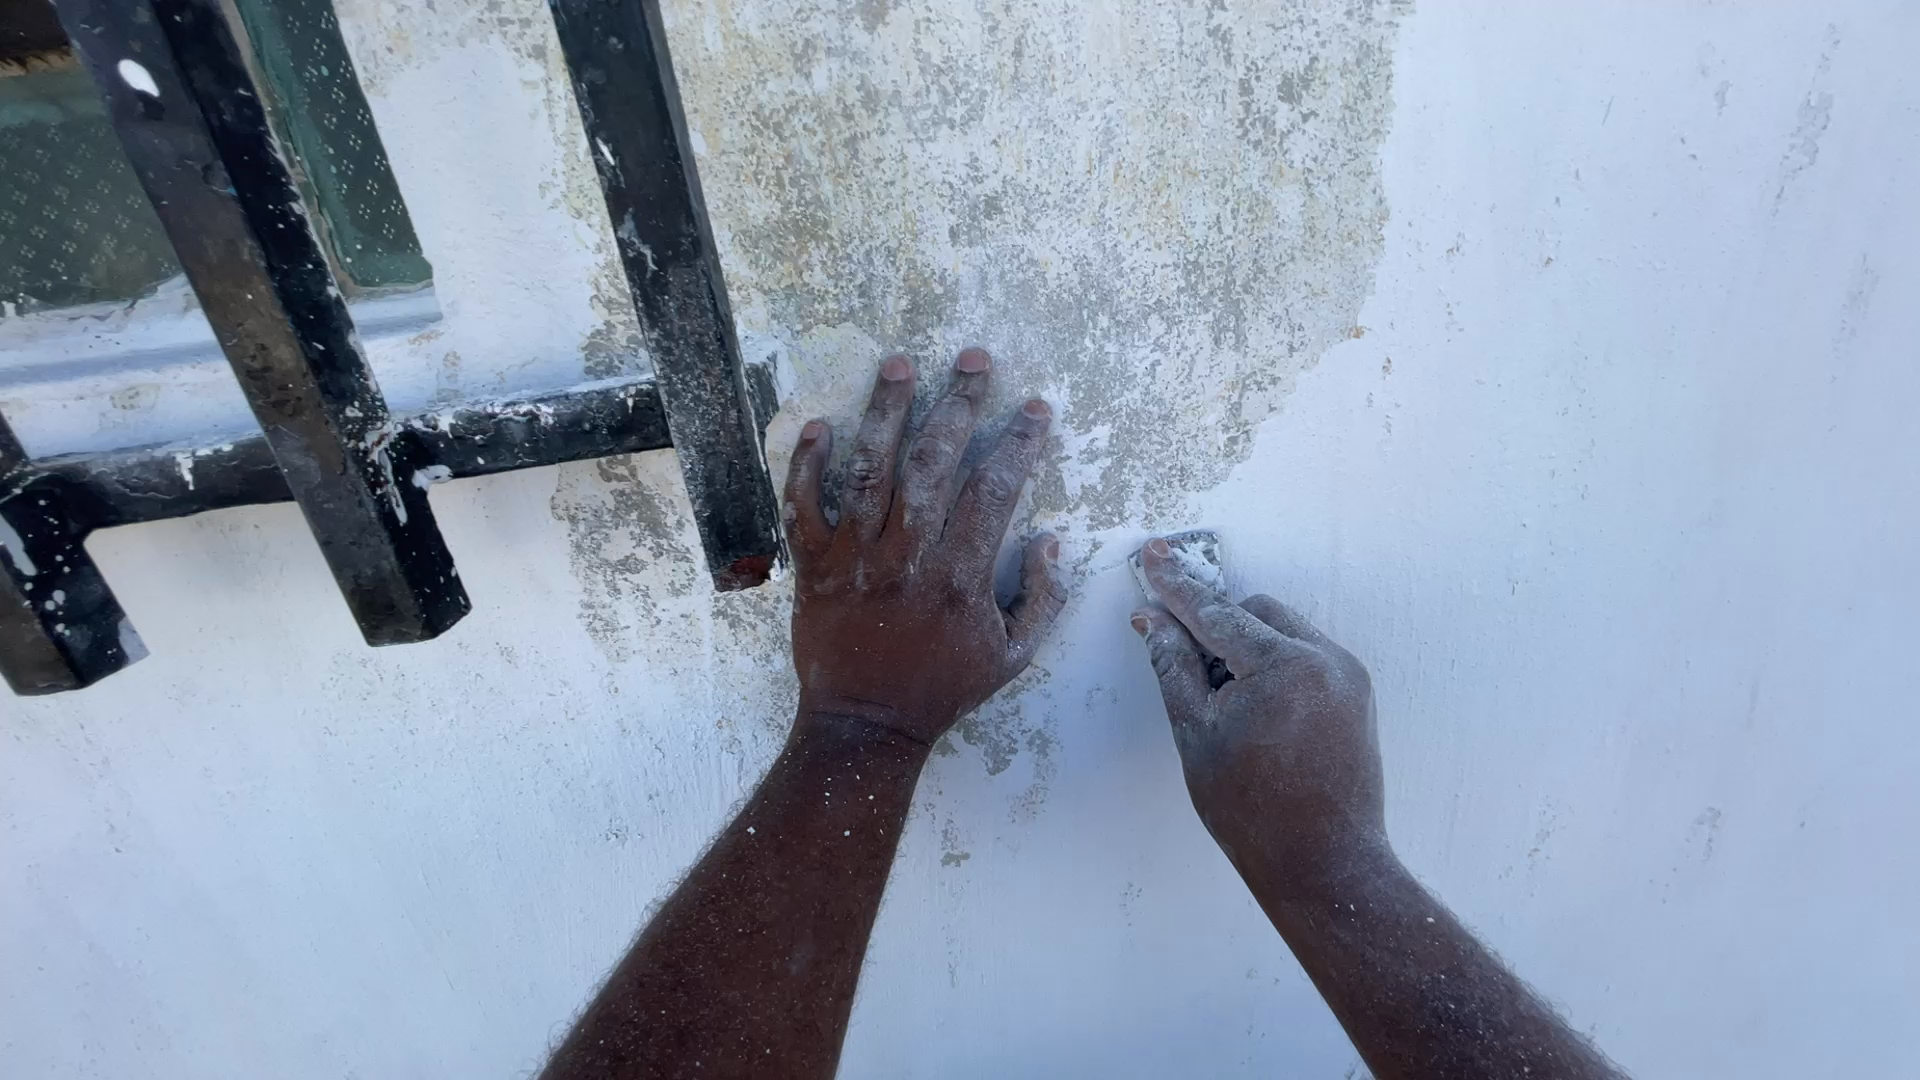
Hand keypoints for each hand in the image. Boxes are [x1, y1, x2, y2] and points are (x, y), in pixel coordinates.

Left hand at [784, 350, 1066, 745]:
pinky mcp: (814, 569)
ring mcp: (854, 561)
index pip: (995, 493)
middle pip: (933, 466)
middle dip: (958, 406)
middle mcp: (907, 560)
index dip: (1018, 445)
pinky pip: (802, 509)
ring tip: (899, 365)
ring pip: (869, 473)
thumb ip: (1043, 599)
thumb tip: (1051, 540)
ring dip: (885, 414)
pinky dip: (806, 467)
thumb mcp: (1013, 658)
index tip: (1034, 409)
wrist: (866, 725)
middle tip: (973, 359)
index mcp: (961, 580)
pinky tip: (819, 426)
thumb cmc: (942, 688)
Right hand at [1132, 538, 1385, 880]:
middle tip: (1190, 668)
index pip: (1215, 612)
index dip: (1176, 585)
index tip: (1153, 554)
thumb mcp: (1194, 729)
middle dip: (1215, 625)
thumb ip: (1173, 663)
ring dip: (1243, 643)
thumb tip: (1152, 618)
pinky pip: (1302, 653)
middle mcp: (1326, 659)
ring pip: (1279, 628)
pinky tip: (1253, 705)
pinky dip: (1269, 662)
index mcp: (1284, 666)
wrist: (1324, 866)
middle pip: (1253, 611)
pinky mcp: (1355, 692)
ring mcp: (1347, 676)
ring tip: (1224, 699)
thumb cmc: (1251, 807)